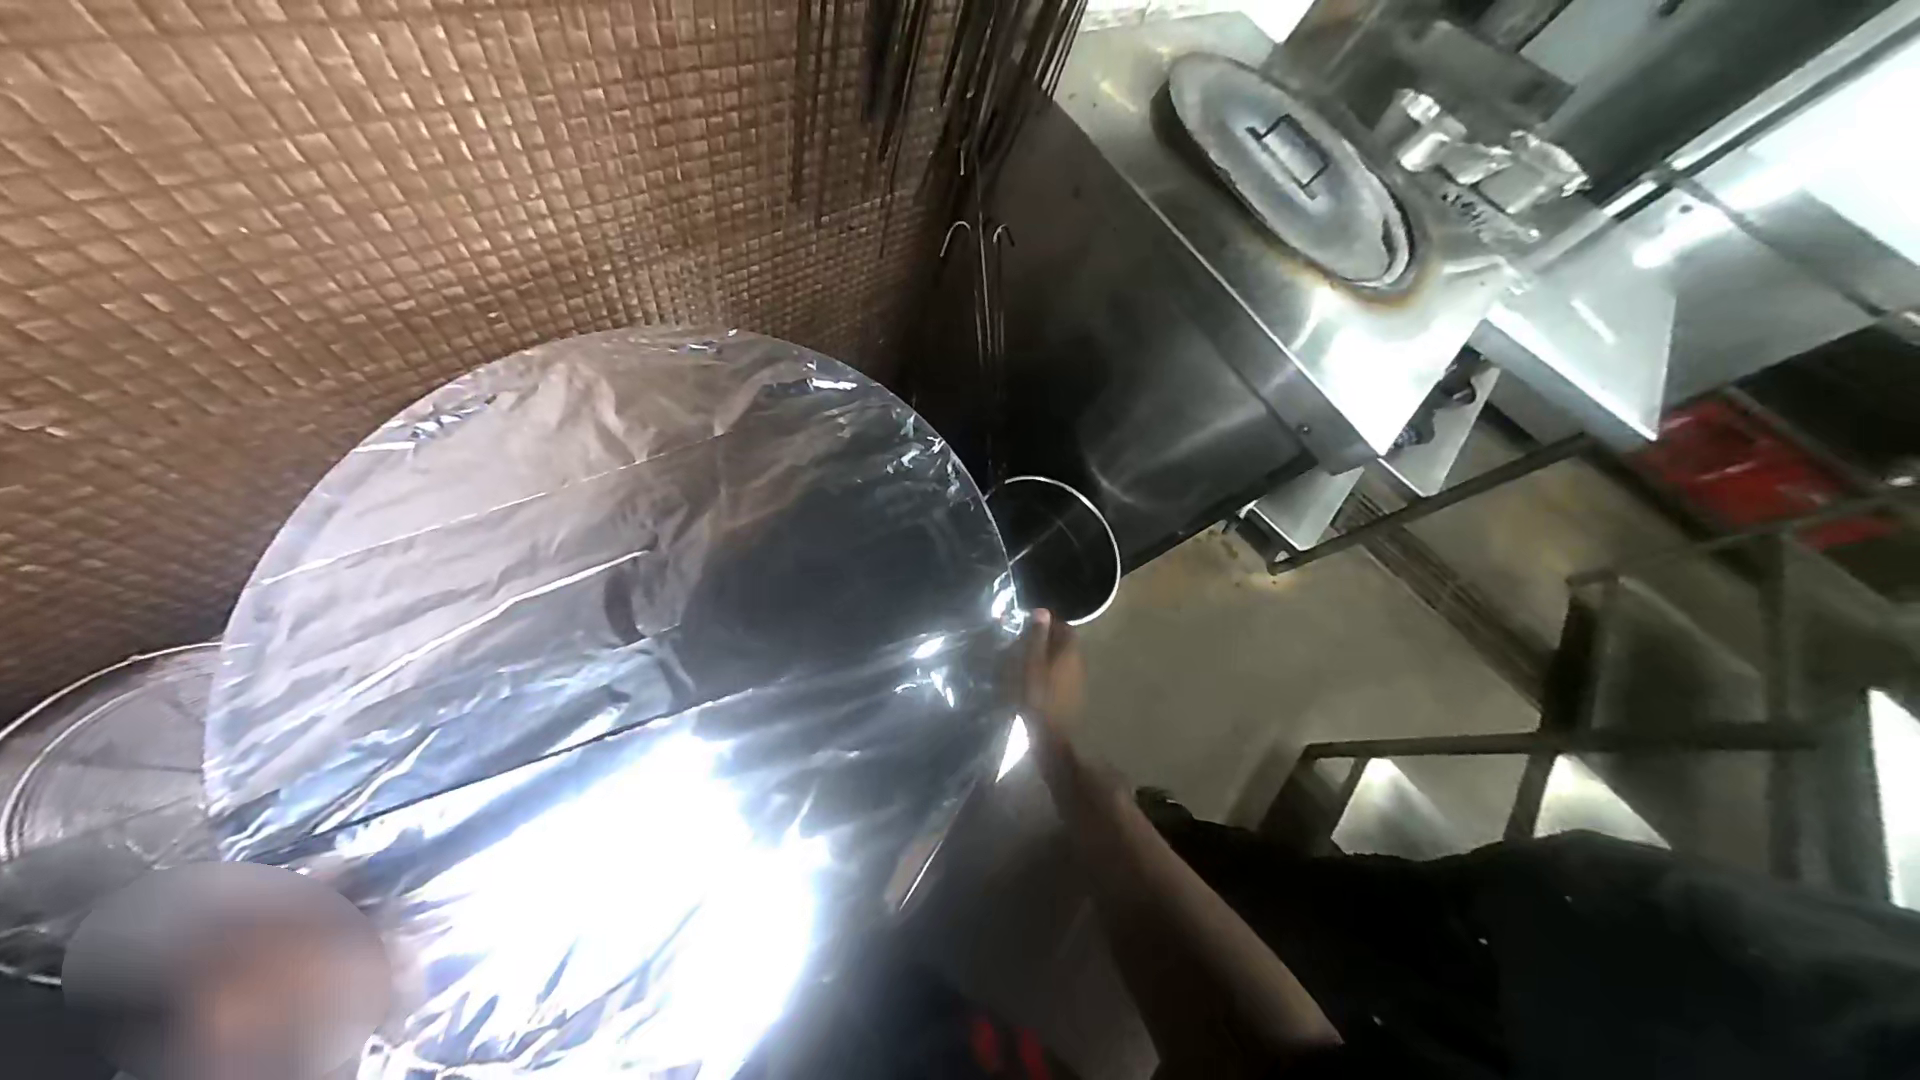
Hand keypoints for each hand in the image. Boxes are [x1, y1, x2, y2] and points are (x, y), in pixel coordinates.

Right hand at [1020, 609, 1084, 746]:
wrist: (1053, 736)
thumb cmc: (1039, 696)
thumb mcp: (1032, 663)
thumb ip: (1037, 637)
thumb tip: (1042, 611)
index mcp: (1070, 650)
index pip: (1063, 626)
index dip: (1046, 623)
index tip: (1027, 627)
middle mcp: (1079, 661)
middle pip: (1064, 642)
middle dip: (1046, 639)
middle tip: (1024, 643)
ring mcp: (1079, 679)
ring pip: (1063, 658)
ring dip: (1048, 656)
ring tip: (1026, 661)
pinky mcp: (1075, 693)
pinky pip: (1062, 673)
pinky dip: (1050, 670)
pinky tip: (1035, 679)